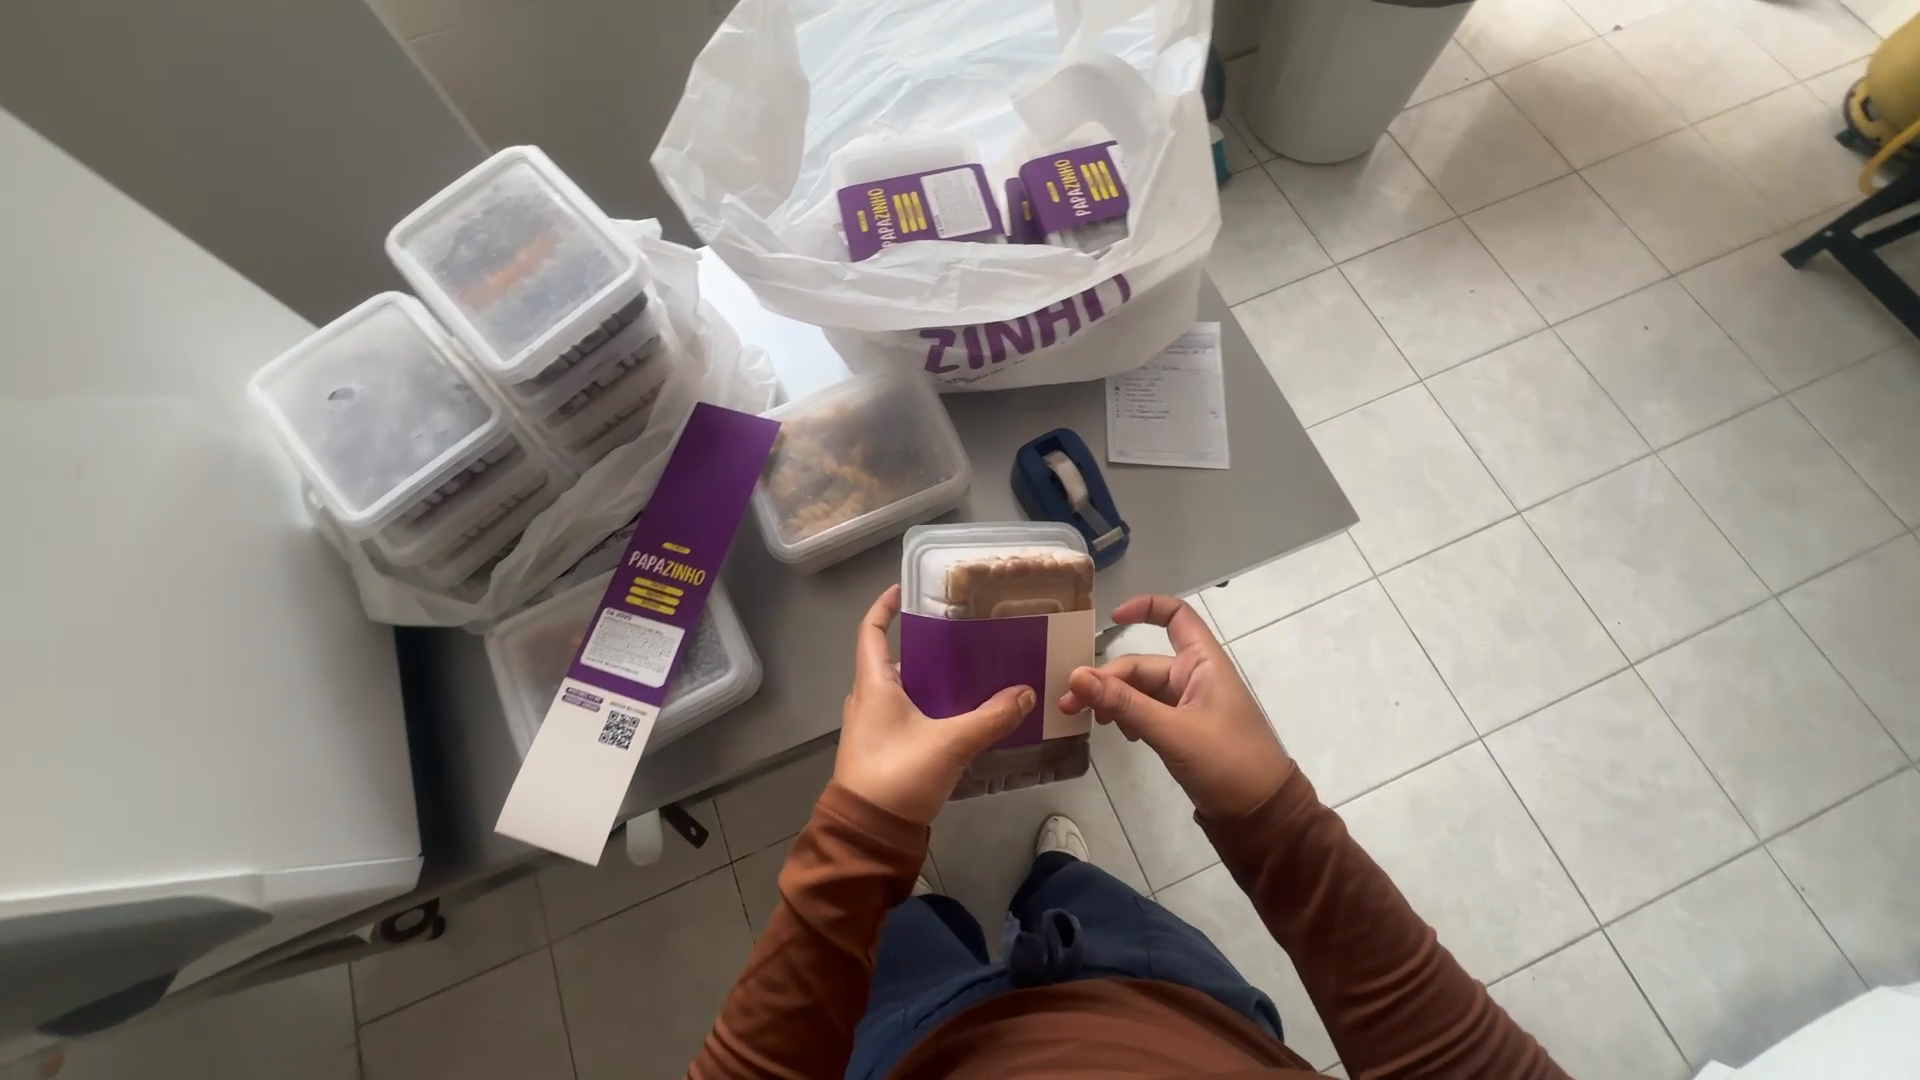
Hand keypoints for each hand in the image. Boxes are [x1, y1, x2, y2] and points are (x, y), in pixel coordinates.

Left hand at [835, 586, 1034, 824]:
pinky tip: (958, 715)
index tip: (904, 589)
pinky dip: (927, 706)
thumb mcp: (951, 743)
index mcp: (873, 685)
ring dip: (927, 679)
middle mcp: (867, 699)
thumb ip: (991, 717)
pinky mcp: (880, 750)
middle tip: (959, 635)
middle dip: (922, 646)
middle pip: (891, 660)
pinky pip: (904, 714)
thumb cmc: (898, 774)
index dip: (884, 607)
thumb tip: (1025, 692)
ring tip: (967, 672)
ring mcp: (871, 726)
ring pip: (899, 690)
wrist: (868, 834)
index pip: (871, 631)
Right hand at [1059, 595, 1291, 819]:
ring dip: (1112, 700)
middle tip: (1071, 704)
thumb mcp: (1172, 732)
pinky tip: (1116, 733)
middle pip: (1142, 664)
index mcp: (1202, 663)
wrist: (1261, 815)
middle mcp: (1194, 676)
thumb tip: (1076, 677)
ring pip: (1140, 690)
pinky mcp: (1182, 729)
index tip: (1110, 619)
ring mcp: (1187, 704)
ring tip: (1087, 720)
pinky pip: (1146, 711)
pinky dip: (1127, 717)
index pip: (1176, 616)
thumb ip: (1124, 703)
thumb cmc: (1227, 762)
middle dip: (1106, 679)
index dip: (1145, 608)